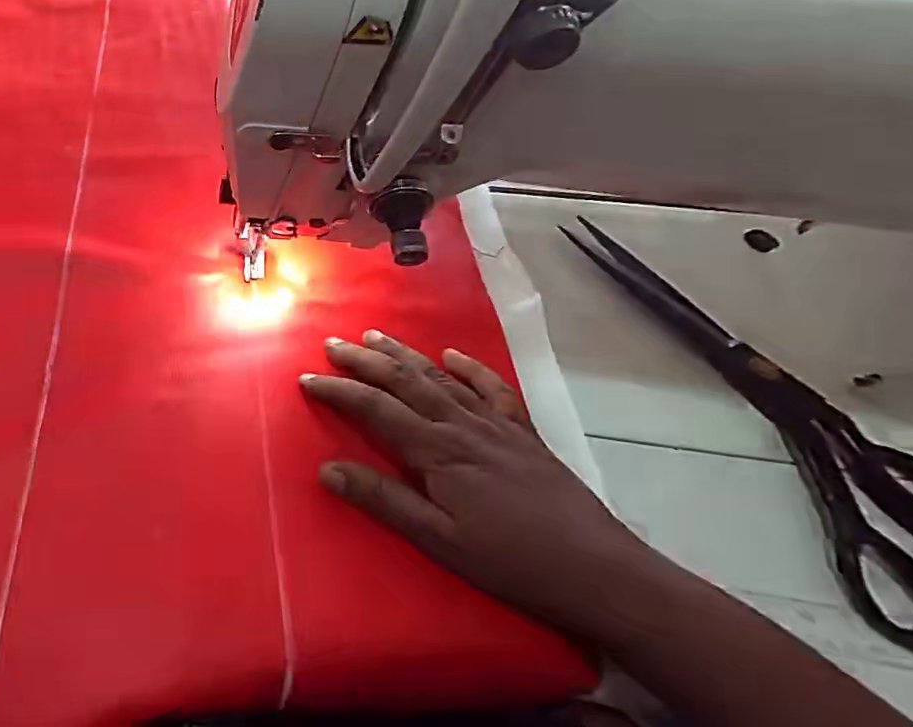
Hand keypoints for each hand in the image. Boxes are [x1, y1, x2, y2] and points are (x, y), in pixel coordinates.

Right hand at [299, 330, 664, 633]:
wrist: (605, 575)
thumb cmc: (514, 562)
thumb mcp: (440, 540)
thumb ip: (383, 500)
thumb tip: (327, 469)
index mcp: (436, 450)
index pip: (374, 408)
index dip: (337, 391)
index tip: (306, 380)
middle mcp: (461, 425)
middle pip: (403, 381)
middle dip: (363, 360)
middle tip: (332, 345)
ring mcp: (496, 425)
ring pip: (439, 377)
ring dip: (403, 354)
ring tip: (374, 336)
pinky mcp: (524, 434)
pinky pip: (492, 389)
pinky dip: (469, 368)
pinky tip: (453, 356)